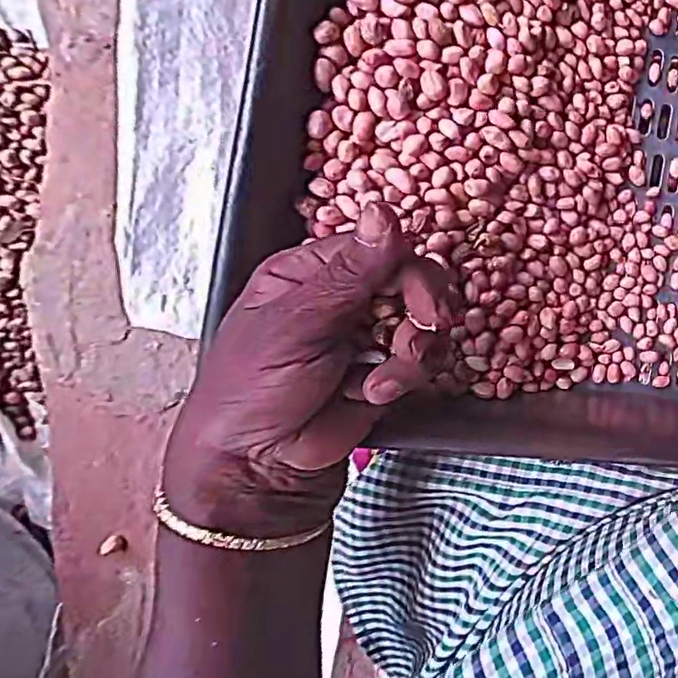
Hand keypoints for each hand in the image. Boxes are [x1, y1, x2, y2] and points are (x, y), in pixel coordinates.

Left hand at [163, 203, 452, 536]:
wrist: (258, 467)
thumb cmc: (251, 390)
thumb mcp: (296, 324)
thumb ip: (350, 272)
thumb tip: (383, 211)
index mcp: (314, 271)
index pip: (383, 249)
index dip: (411, 275)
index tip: (425, 306)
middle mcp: (348, 296)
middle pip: (416, 281)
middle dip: (422, 315)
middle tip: (413, 341)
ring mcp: (371, 332)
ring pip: (426, 321)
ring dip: (413, 354)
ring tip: (380, 380)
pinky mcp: (389, 367)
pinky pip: (425, 357)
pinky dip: (408, 377)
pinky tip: (374, 393)